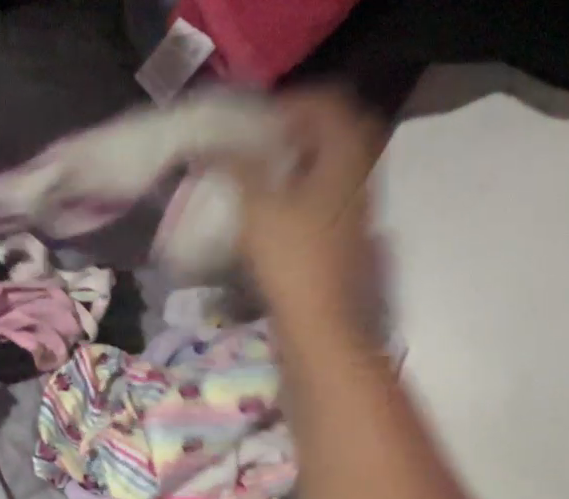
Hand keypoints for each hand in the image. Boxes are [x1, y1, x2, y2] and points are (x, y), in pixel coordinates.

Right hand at [235, 88, 387, 349]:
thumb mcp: (257, 207)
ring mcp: (355, 210)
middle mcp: (360, 176)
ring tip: (252, 181)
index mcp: (346, 156)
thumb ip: (235, 168)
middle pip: (332, 135)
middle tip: (255, 146)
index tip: (251, 120)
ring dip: (292, 167)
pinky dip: (295, 197)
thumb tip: (208, 144)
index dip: (288, 104)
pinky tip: (264, 217)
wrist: (321, 325)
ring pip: (327, 170)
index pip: (326, 104)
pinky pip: (322, 200)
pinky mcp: (343, 240)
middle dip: (293, 135)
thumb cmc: (293, 260)